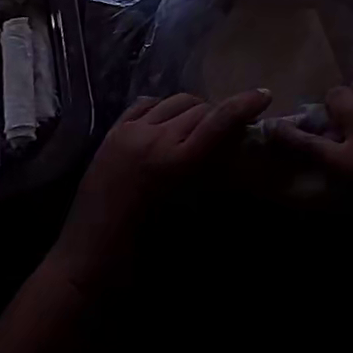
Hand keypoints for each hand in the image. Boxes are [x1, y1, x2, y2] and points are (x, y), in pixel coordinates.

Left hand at [50, 89, 271, 279]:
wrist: (88, 257)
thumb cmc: (143, 251)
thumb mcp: (186, 216)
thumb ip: (207, 178)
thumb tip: (226, 156)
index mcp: (175, 161)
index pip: (218, 121)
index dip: (244, 104)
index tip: (264, 94)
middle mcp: (154, 137)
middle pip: (200, 109)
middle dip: (220, 113)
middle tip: (231, 128)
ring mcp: (130, 131)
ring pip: (173, 101)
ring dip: (193, 108)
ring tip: (199, 126)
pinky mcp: (112, 132)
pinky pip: (145, 105)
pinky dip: (163, 108)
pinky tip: (168, 120)